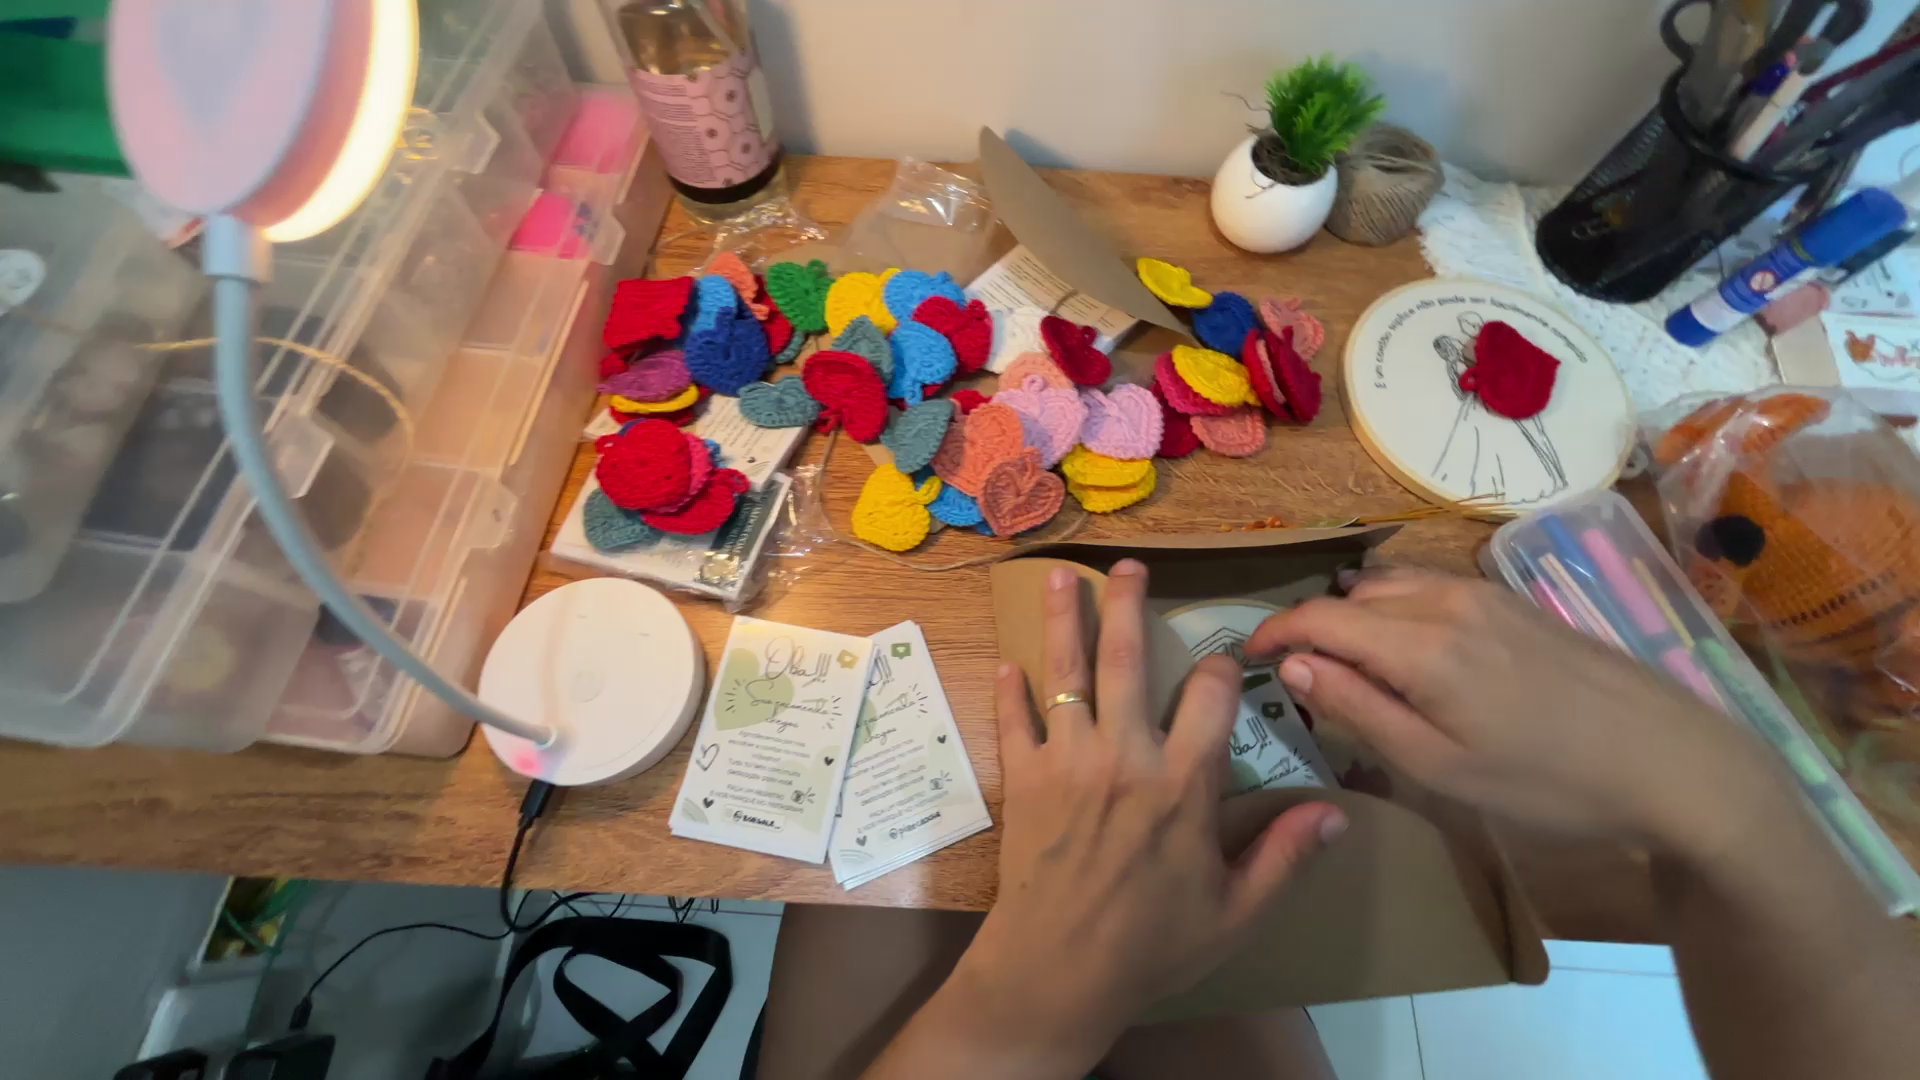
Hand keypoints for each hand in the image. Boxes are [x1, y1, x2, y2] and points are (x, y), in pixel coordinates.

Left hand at [948, 560, 1346, 1069]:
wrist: (1061, 971)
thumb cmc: (1153, 944)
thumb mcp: (1237, 912)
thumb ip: (1285, 857)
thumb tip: (1337, 814)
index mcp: (1182, 783)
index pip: (1213, 698)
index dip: (1225, 667)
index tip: (1227, 655)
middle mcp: (1124, 755)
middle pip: (1127, 660)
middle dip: (1128, 605)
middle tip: (1126, 566)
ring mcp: (1067, 760)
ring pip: (1066, 673)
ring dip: (1064, 621)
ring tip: (1061, 578)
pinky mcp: (1023, 777)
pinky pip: (1014, 721)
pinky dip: (1010, 690)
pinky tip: (1008, 662)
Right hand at [1244, 567, 1778, 860]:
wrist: (1680, 766)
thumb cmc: (1547, 782)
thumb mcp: (1436, 765)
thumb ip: (1356, 707)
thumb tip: (1294, 665)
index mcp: (1419, 646)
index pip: (1318, 617)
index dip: (1274, 632)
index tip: (1249, 657)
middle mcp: (1443, 602)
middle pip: (1347, 597)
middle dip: (1310, 628)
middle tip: (1301, 676)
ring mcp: (1482, 593)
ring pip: (1385, 585)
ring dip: (1350, 613)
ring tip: (1348, 659)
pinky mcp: (1510, 599)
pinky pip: (1424, 586)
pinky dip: (1390, 605)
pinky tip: (1404, 642)